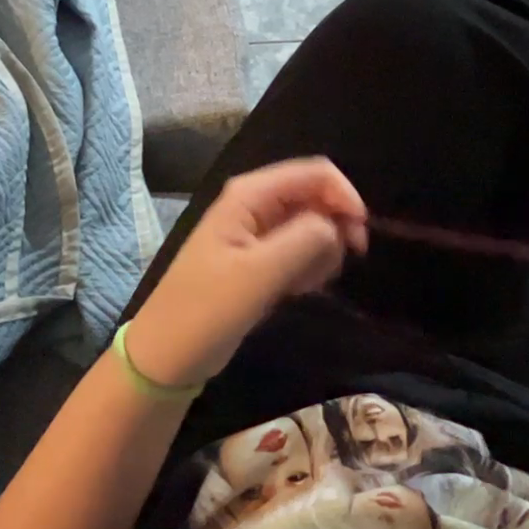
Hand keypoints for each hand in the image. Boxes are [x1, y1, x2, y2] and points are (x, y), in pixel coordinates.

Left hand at [123, 158, 367, 387]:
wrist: (169, 355)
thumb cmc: (206, 310)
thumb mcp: (258, 274)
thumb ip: (304, 240)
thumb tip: (337, 225)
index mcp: (250, 194)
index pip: (315, 172)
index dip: (345, 197)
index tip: (359, 239)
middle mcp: (255, 204)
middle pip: (317, 197)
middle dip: (334, 229)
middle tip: (329, 270)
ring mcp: (258, 232)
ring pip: (314, 226)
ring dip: (321, 254)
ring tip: (302, 285)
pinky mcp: (262, 260)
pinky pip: (302, 250)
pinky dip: (308, 268)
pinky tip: (295, 291)